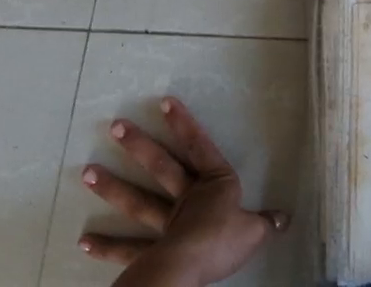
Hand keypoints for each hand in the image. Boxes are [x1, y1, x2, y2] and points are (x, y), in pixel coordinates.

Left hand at [78, 97, 286, 286]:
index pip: (200, 147)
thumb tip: (285, 218)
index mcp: (214, 186)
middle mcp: (186, 200)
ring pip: (137, 203)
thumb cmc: (223, 240)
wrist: (191, 269)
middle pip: (162, 168)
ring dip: (112, 187)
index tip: (165, 101)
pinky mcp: (150, 254)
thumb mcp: (254, 230)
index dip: (184, 124)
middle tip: (115, 126)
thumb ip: (266, 222)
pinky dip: (106, 246)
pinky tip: (84, 240)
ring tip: (87, 172)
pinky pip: (127, 249)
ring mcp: (164, 226)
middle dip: (139, 146)